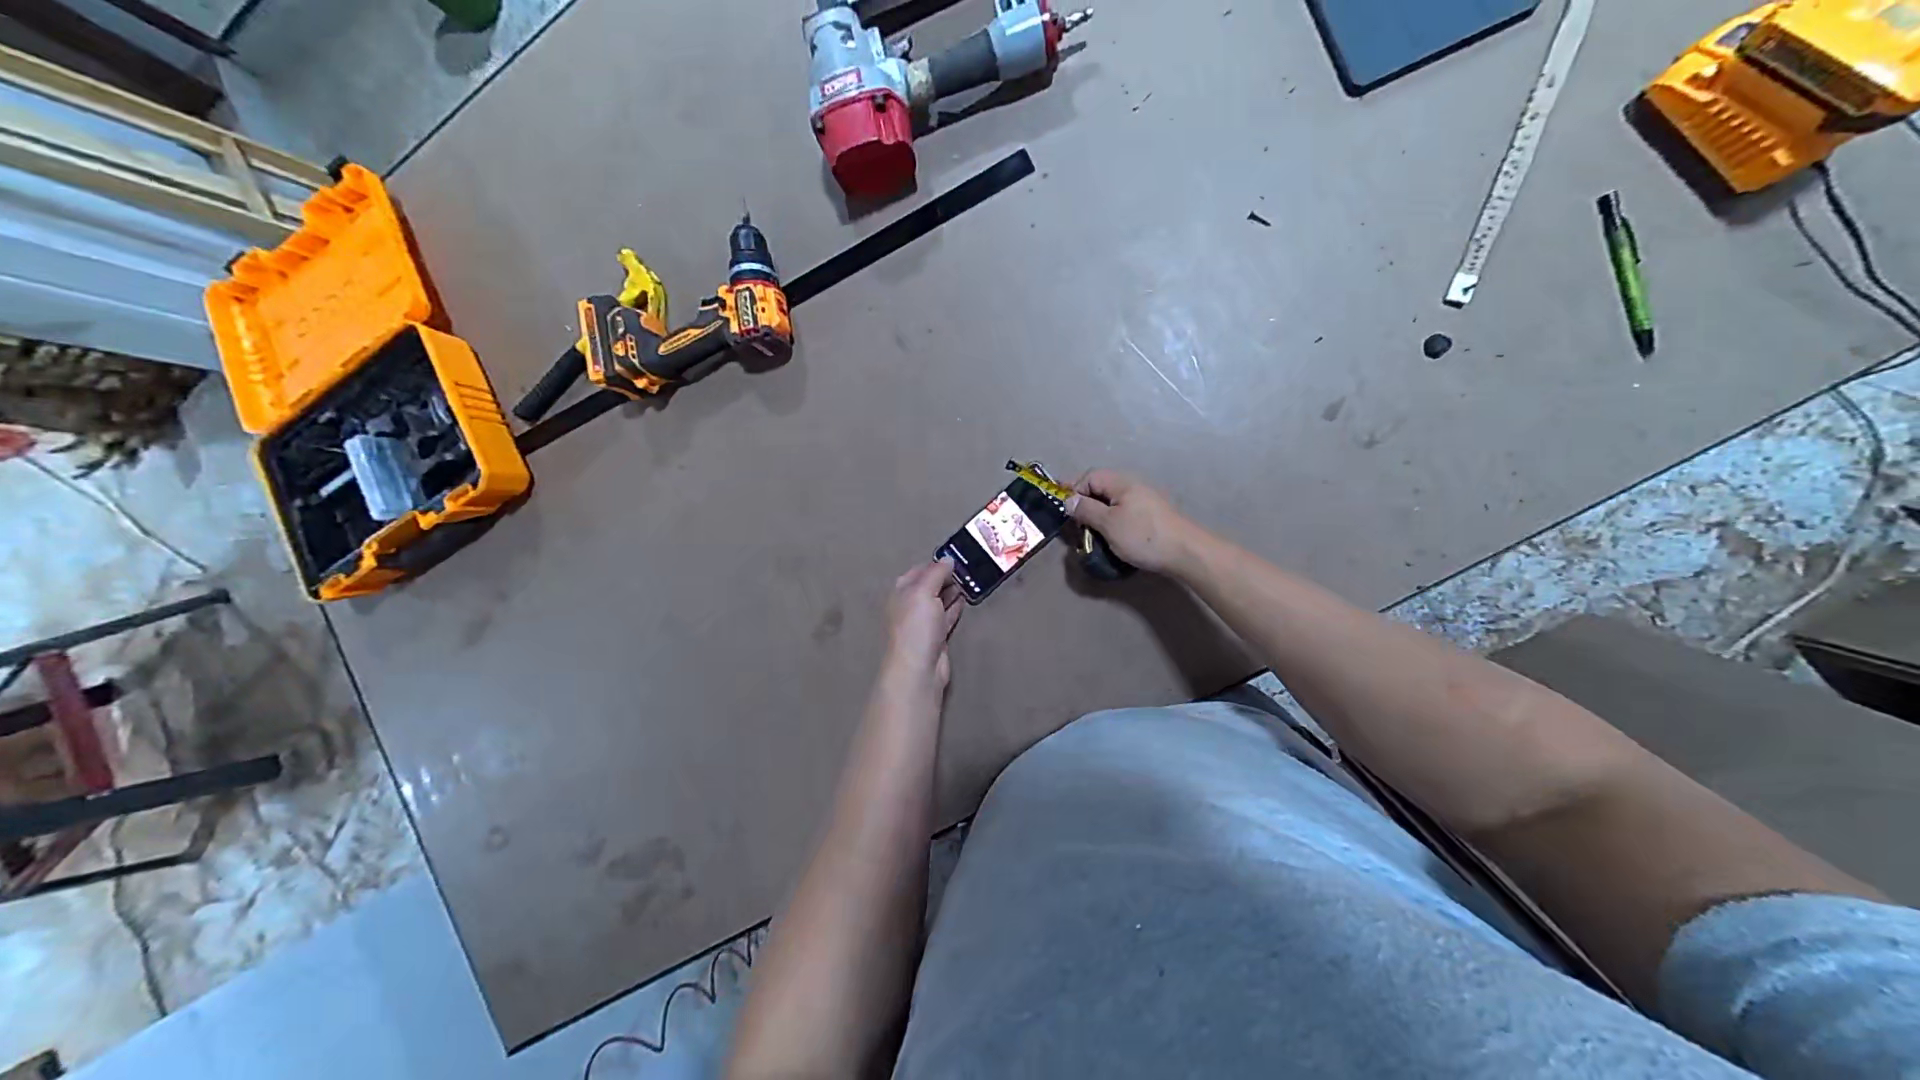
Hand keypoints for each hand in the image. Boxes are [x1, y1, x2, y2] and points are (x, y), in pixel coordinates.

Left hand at [879, 558, 963, 692]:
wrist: (918, 668)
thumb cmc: (916, 626)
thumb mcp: (923, 592)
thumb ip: (935, 573)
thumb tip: (947, 560)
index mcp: (902, 592)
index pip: (919, 571)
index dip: (936, 564)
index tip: (956, 558)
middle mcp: (910, 606)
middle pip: (929, 585)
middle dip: (945, 577)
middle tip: (967, 568)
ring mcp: (923, 622)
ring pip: (939, 601)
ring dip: (952, 591)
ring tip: (969, 581)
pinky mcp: (936, 636)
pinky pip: (947, 616)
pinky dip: (955, 607)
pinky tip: (964, 599)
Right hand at [1065, 469, 1205, 575]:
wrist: (1186, 552)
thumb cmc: (1143, 536)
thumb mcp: (1108, 524)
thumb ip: (1086, 510)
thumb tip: (1068, 499)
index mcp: (1122, 482)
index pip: (1090, 477)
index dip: (1074, 491)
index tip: (1066, 512)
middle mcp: (1133, 486)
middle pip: (1101, 488)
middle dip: (1085, 504)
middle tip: (1076, 525)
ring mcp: (1144, 500)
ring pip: (1112, 502)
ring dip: (1099, 515)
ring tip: (1092, 533)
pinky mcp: (1151, 516)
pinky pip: (1124, 512)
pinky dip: (1113, 522)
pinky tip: (1112, 537)